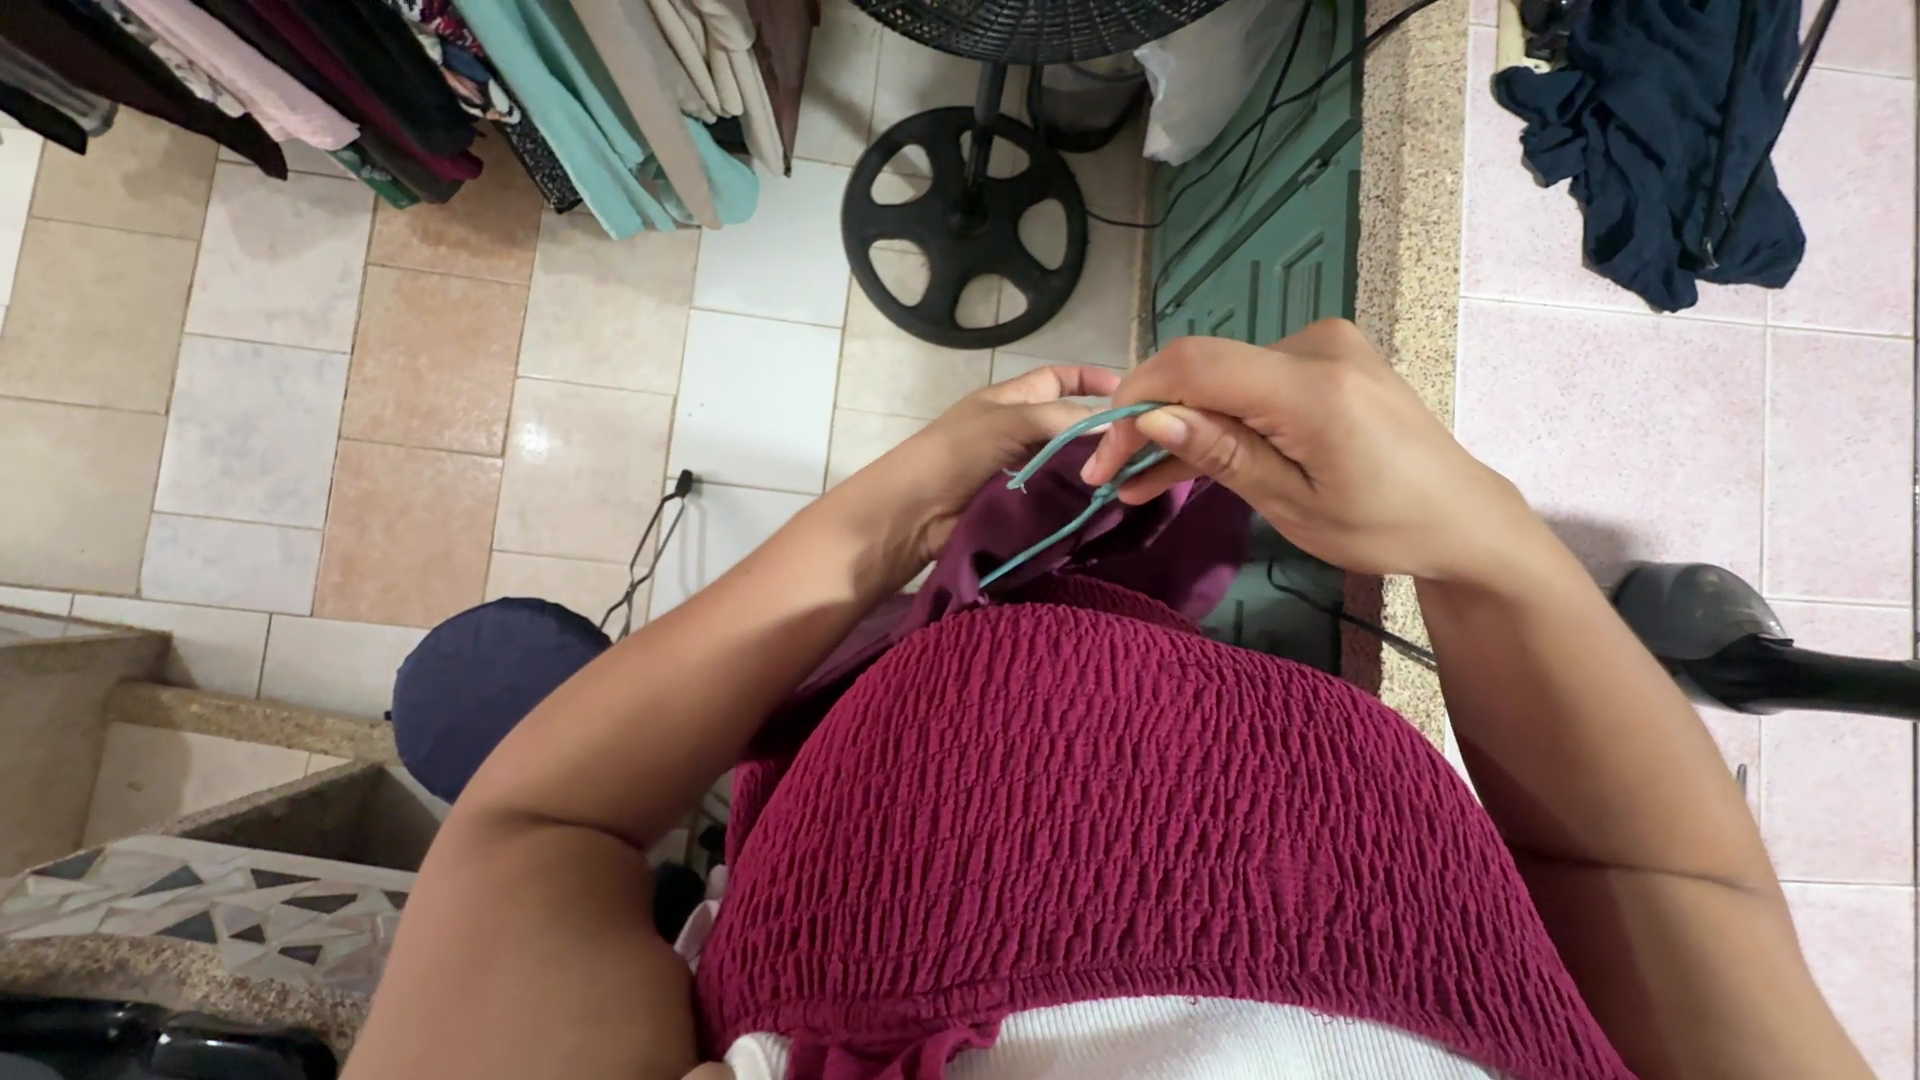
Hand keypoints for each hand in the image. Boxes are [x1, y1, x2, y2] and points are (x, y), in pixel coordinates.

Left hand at [845, 364, 1121, 567]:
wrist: (916, 511)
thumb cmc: (957, 452)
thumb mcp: (1010, 421)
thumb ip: (1062, 419)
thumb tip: (1112, 426)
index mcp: (1010, 400)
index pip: (1057, 380)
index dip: (1089, 379)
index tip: (1127, 389)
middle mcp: (1018, 432)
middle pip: (1069, 426)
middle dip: (1101, 433)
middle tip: (1144, 446)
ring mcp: (1019, 470)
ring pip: (1067, 465)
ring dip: (1094, 470)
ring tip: (1134, 477)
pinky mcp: (1020, 506)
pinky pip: (1057, 497)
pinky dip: (1079, 499)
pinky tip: (1107, 504)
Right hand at [1081, 320, 1552, 587]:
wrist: (1462, 516)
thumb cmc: (1383, 527)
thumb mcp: (1294, 506)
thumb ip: (1223, 454)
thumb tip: (1150, 417)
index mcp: (1313, 388)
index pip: (1197, 367)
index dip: (1137, 401)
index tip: (1102, 451)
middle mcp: (1315, 348)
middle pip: (1201, 370)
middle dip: (1146, 419)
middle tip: (1106, 473)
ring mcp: (1319, 350)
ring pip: (1217, 383)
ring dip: (1174, 428)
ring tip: (1129, 480)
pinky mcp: (1319, 364)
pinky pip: (1246, 388)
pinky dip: (1213, 423)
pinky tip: (1172, 463)